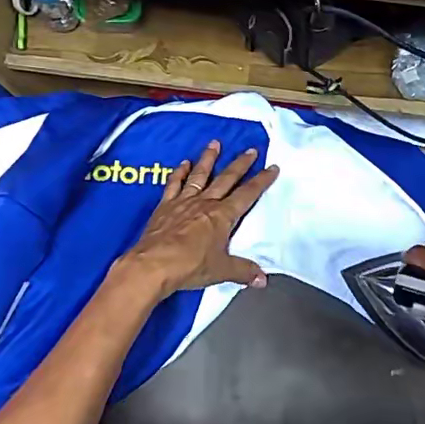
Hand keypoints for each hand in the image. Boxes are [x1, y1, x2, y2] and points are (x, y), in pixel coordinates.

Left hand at [101, 140, 279, 311]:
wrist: (152, 266)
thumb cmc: (190, 266)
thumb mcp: (222, 270)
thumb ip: (243, 271)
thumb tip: (262, 280)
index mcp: (223, 215)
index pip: (248, 194)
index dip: (262, 180)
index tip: (272, 167)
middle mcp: (206, 203)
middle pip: (227, 179)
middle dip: (241, 164)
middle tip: (251, 150)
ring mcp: (184, 202)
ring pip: (200, 175)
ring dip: (209, 159)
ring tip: (215, 144)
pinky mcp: (165, 207)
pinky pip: (174, 185)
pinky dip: (179, 173)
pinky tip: (184, 163)